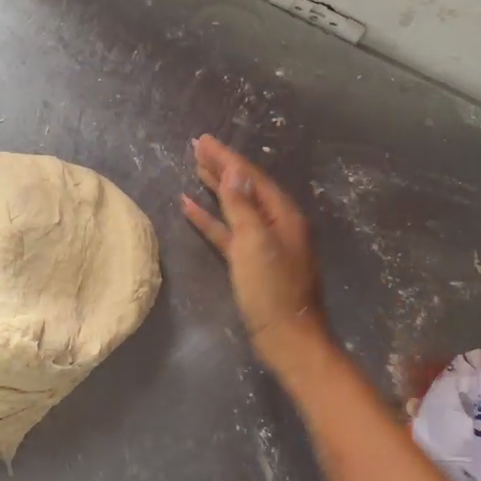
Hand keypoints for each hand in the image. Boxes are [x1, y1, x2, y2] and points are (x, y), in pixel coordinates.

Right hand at [180, 135, 329, 370]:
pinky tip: (190, 207)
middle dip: (223, 166)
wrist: (290, 340)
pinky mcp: (253, 261)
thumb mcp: (254, 242)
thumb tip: (235, 169)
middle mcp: (278, 224)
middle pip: (246, 187)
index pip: (250, 177)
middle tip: (197, 147)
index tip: (203, 139)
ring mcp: (266, 243)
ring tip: (196, 167)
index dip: (226, 157)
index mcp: (284, 216)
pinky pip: (229, 230)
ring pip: (237, 206)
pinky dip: (211, 217)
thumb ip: (242, 205)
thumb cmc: (272, 289)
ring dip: (217, 187)